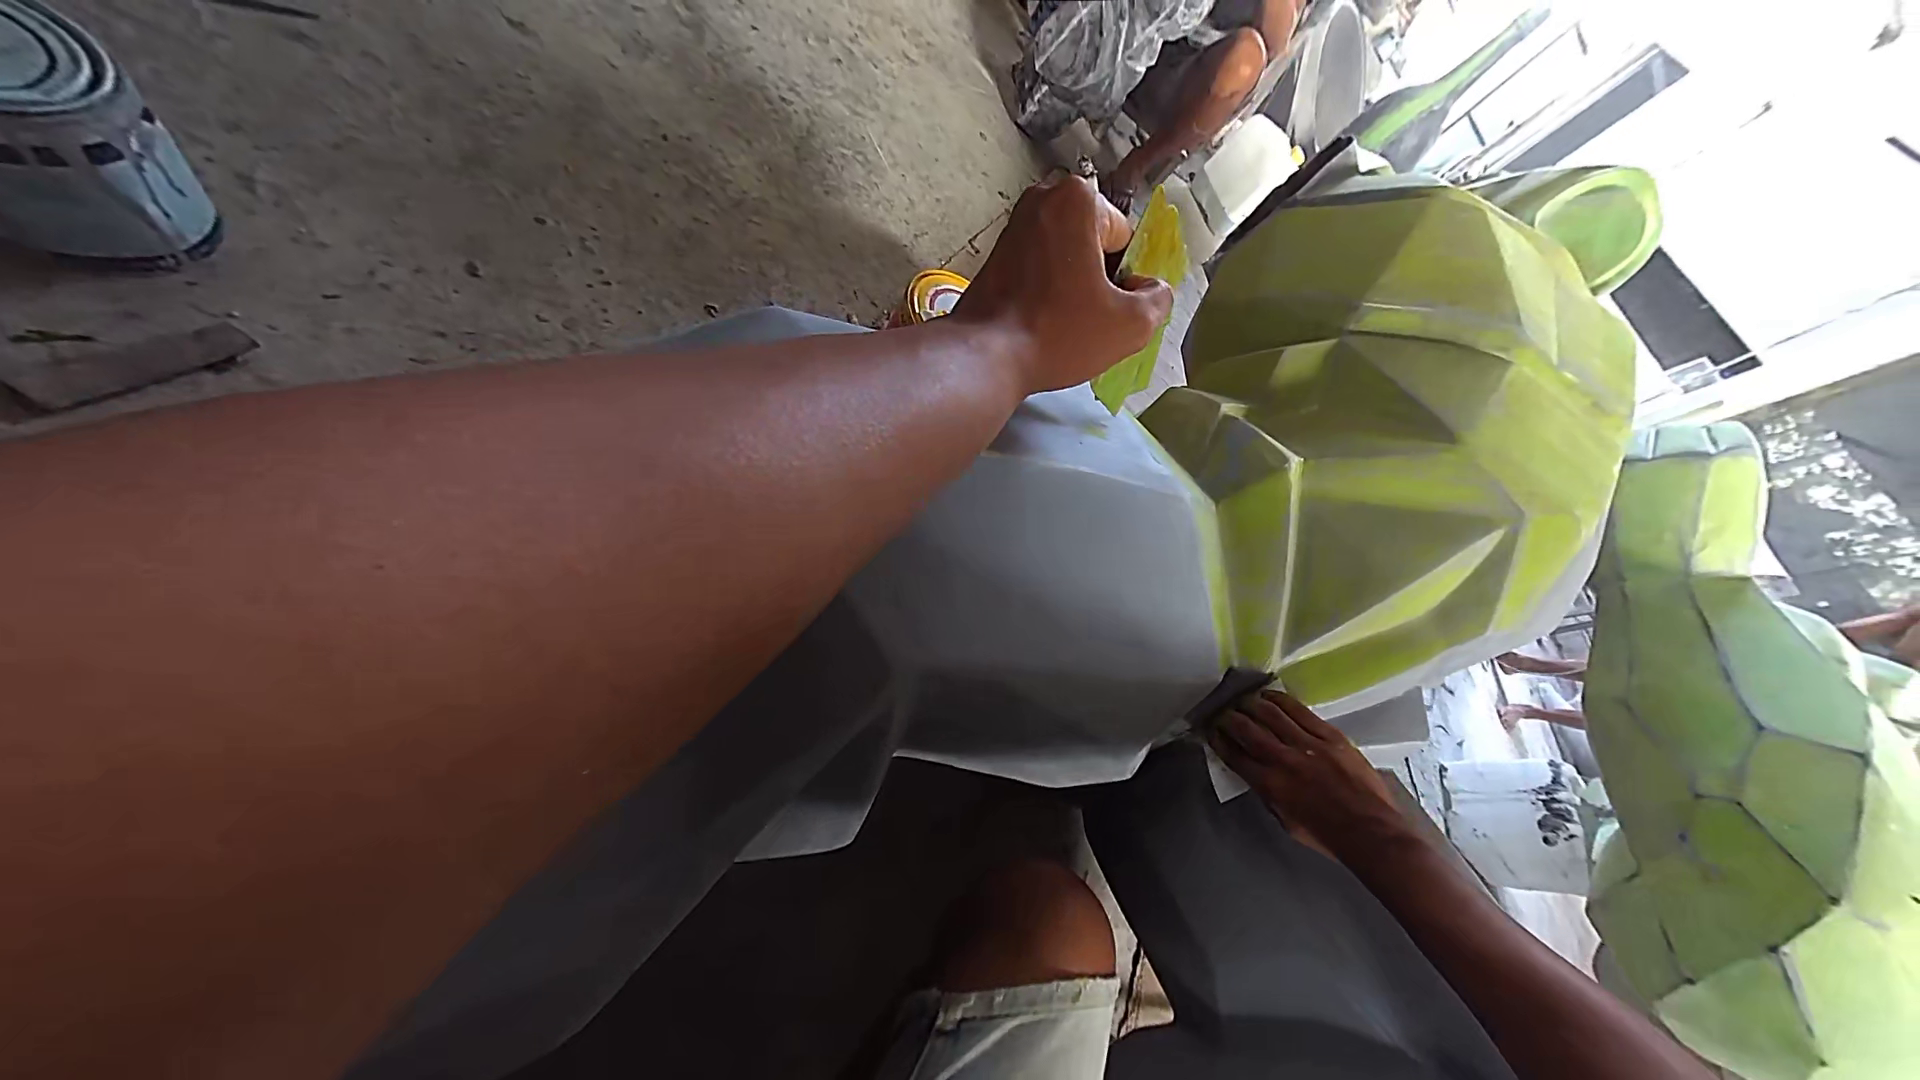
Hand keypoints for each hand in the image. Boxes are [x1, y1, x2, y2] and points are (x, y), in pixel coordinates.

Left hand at [953, 174, 1173, 395]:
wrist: (986, 358)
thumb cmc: (1058, 334)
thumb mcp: (1130, 325)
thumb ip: (1158, 299)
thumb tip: (1152, 290)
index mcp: (1078, 198)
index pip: (1125, 238)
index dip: (1125, 277)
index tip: (1109, 307)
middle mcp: (1040, 199)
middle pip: (1092, 244)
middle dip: (1097, 279)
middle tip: (1088, 318)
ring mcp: (1012, 227)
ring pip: (1064, 259)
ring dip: (1071, 288)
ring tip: (1064, 324)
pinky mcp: (993, 257)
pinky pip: (1036, 271)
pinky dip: (1044, 293)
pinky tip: (1041, 323)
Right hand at [1208, 690, 1413, 861]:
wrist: (1372, 833)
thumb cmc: (1326, 835)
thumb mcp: (1285, 820)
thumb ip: (1267, 794)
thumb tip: (1256, 774)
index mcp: (1269, 784)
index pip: (1233, 754)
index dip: (1218, 739)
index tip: (1212, 731)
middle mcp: (1283, 760)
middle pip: (1246, 729)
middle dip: (1229, 718)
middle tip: (1223, 712)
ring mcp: (1308, 745)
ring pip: (1270, 713)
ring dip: (1251, 704)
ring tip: (1244, 700)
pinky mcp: (1330, 736)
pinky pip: (1299, 711)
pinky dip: (1280, 700)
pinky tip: (1270, 695)